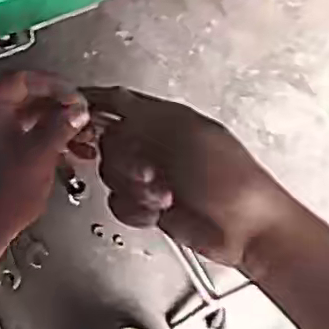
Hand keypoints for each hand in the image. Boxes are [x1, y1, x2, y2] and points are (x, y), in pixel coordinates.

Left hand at [0, 72, 88, 258]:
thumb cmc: (0, 195)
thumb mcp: (41, 155)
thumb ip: (60, 126)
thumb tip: (75, 110)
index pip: (23, 79)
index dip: (53, 84)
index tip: (73, 97)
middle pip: (25, 97)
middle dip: (57, 107)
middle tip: (79, 118)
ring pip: (24, 117)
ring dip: (53, 125)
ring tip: (77, 140)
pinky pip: (19, 134)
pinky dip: (41, 139)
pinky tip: (61, 153)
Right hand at [71, 88, 304, 271]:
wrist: (248, 233)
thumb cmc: (231, 179)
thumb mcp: (185, 132)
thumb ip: (142, 112)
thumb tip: (109, 96)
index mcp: (165, 119)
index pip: (117, 102)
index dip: (95, 106)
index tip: (80, 115)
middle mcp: (155, 144)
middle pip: (107, 141)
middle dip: (124, 159)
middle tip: (148, 170)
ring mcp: (150, 176)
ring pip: (109, 172)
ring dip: (133, 187)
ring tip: (162, 195)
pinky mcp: (147, 205)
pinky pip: (117, 201)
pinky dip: (134, 209)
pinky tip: (156, 211)